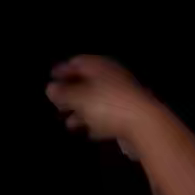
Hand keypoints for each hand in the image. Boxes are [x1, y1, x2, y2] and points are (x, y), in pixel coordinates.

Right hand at [46, 55, 171, 154]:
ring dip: (81, 110)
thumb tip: (50, 88)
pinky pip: (107, 115)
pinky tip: (87, 132)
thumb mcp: (79, 98)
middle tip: (56, 102)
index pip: (79, 62)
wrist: (144, 124)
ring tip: (67, 123)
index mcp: (100, 66)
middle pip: (87, 81)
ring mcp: (122, 95)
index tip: (50, 78)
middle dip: (71, 92)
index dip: (63, 69)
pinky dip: (95, 121)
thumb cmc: (107, 105)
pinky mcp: (128, 114)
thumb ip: (63, 93)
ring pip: (96, 99)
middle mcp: (112, 76)